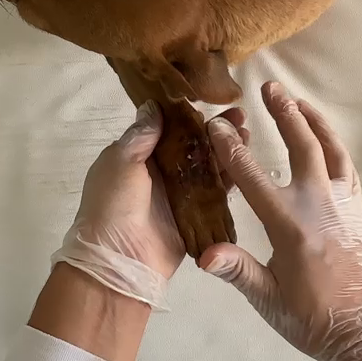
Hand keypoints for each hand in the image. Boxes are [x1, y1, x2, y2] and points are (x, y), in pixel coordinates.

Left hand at [53, 101, 248, 308]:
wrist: (119, 259)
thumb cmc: (113, 204)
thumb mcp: (120, 162)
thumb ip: (141, 135)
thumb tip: (153, 105)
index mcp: (137, 157)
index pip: (168, 129)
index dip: (189, 115)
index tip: (211, 101)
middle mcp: (159, 173)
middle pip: (192, 146)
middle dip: (214, 131)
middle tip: (240, 116)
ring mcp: (178, 195)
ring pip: (206, 167)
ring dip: (226, 151)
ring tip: (248, 135)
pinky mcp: (194, 215)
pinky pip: (215, 193)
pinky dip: (230, 179)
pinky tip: (247, 164)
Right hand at [200, 81, 361, 360]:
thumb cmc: (311, 318)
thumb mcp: (267, 298)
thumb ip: (237, 270)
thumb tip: (202, 254)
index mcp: (290, 225)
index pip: (252, 177)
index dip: (231, 148)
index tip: (215, 125)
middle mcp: (318, 205)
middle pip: (301, 147)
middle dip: (283, 114)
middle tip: (270, 87)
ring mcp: (341, 205)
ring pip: (330, 150)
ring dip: (314, 122)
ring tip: (299, 100)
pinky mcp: (355, 211)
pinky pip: (346, 168)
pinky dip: (334, 146)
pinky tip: (325, 139)